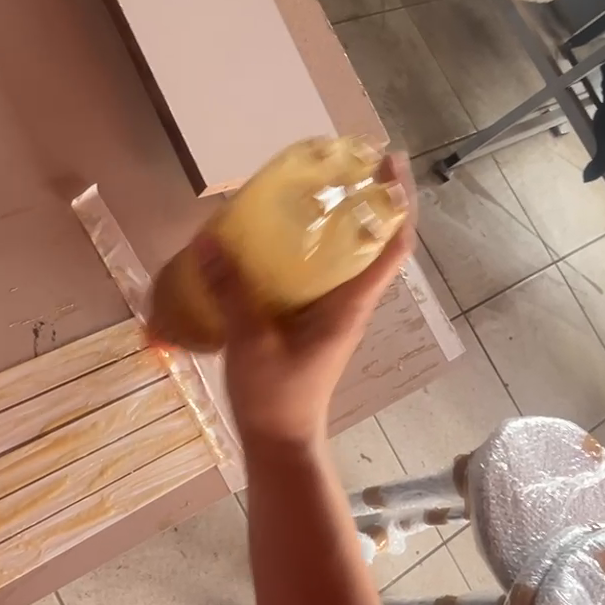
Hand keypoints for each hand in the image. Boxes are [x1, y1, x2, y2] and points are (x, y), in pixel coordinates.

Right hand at [200, 192, 413, 451]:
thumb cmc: (276, 397)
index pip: (391, 246)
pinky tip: (270, 245)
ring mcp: (328, 315)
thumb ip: (232, 292)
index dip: (396, 202)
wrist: (279, 442)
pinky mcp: (308, 324)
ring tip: (305, 193)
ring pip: (341, 260)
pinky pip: (313, 277)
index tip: (386, 162)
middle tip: (337, 166)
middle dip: (363, 202)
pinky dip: (303, 254)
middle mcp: (347, 304)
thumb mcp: (251, 342)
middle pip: (370, 243)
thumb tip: (208, 241)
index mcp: (348, 305)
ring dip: (334, 226)